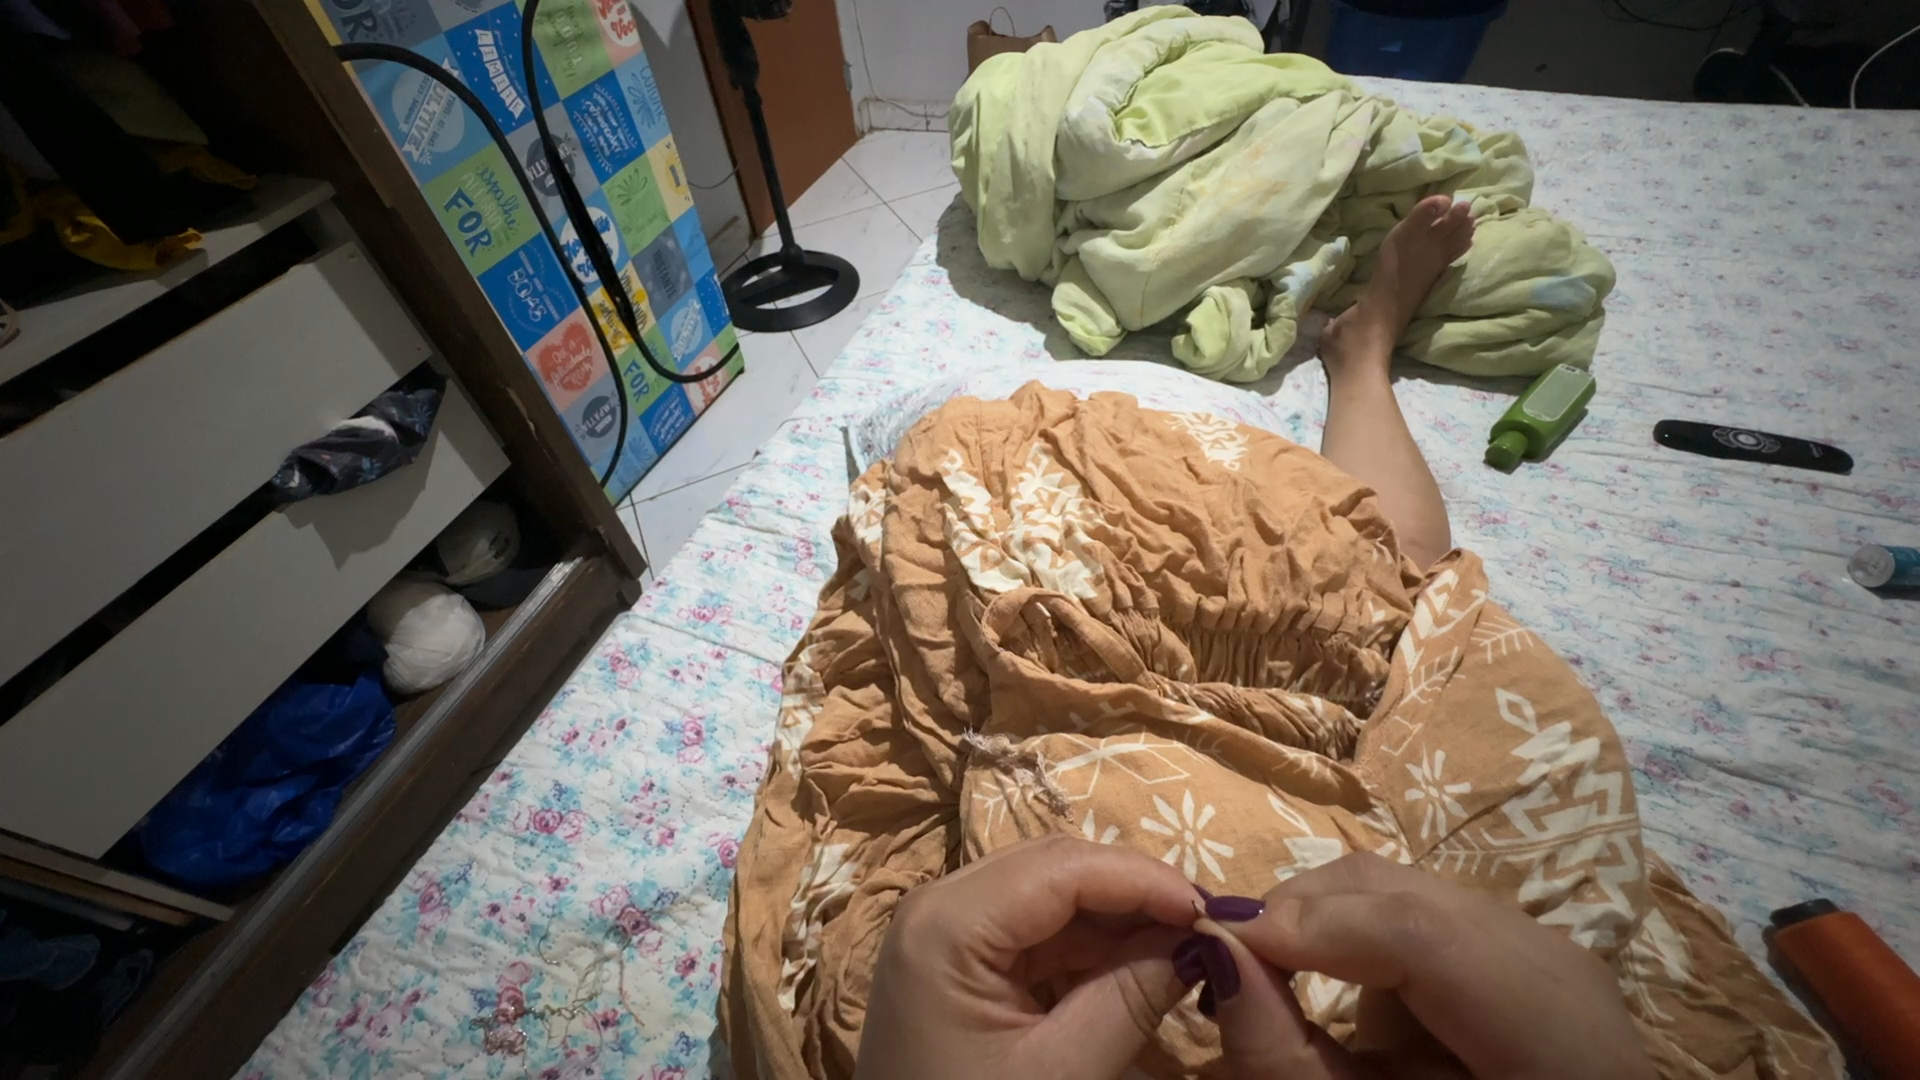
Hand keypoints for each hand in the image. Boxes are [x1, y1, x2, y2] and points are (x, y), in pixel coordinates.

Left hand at [855, 835, 1200, 1079]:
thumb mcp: (1059, 1076)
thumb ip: (1130, 998)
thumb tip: (1203, 941)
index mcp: (946, 922)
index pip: (1058, 866)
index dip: (1140, 877)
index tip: (1210, 908)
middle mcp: (939, 900)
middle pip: (1052, 867)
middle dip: (1132, 890)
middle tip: (1204, 925)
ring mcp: (946, 923)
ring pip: (1048, 890)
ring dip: (1117, 914)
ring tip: (1183, 942)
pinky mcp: (959, 950)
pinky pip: (1035, 926)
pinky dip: (1089, 941)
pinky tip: (1137, 959)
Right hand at [1193, 853, 1654, 1079]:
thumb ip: (1287, 1055)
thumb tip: (1214, 948)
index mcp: (1553, 1034)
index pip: (1418, 934)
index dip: (1309, 924)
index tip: (1219, 942)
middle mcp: (1549, 960)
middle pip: (1393, 890)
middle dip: (1299, 913)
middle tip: (1239, 958)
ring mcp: (1531, 937)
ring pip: (1392, 883)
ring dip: (1321, 918)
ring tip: (1287, 974)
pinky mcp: (1504, 933)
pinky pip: (1406, 899)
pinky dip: (1353, 927)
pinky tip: (1353, 985)